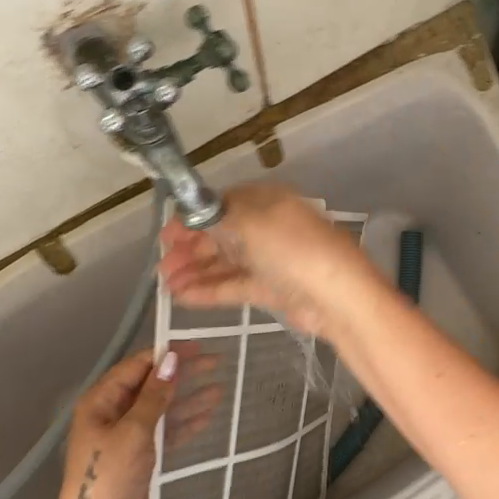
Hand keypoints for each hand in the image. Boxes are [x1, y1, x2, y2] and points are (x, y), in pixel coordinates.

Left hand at [52, 347, 203, 498]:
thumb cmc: (109, 475)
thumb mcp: (134, 432)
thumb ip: (154, 396)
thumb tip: (171, 360)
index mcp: (101, 401)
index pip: (136, 367)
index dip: (166, 354)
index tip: (198, 346)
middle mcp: (112, 413)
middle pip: (152, 386)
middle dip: (182, 375)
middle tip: (217, 363)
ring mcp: (127, 435)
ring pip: (162, 410)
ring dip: (188, 400)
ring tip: (221, 390)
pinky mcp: (140, 456)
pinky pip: (165, 432)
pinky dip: (185, 424)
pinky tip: (208, 416)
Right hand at [159, 183, 386, 336]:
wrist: (337, 296)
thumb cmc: (293, 249)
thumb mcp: (250, 222)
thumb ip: (217, 218)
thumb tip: (195, 216)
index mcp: (268, 202)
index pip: (223, 205)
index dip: (194, 219)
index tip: (167, 234)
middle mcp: (269, 228)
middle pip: (222, 236)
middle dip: (190, 248)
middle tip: (161, 262)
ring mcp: (271, 261)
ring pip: (226, 263)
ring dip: (195, 271)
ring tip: (165, 284)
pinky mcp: (273, 291)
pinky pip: (234, 286)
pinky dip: (209, 290)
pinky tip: (183, 296)